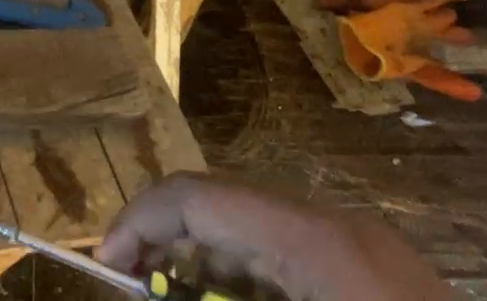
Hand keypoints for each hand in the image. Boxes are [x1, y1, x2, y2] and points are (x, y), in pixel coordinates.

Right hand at [98, 174, 453, 299]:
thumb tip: (142, 292)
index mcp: (310, 238)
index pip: (193, 197)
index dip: (136, 222)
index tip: (108, 270)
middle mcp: (332, 225)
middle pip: (218, 204)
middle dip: (164, 240)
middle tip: (133, 286)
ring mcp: (361, 246)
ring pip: (251, 227)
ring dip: (203, 259)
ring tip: (176, 294)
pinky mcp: (378, 272)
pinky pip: (287, 253)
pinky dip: (247, 274)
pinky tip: (236, 300)